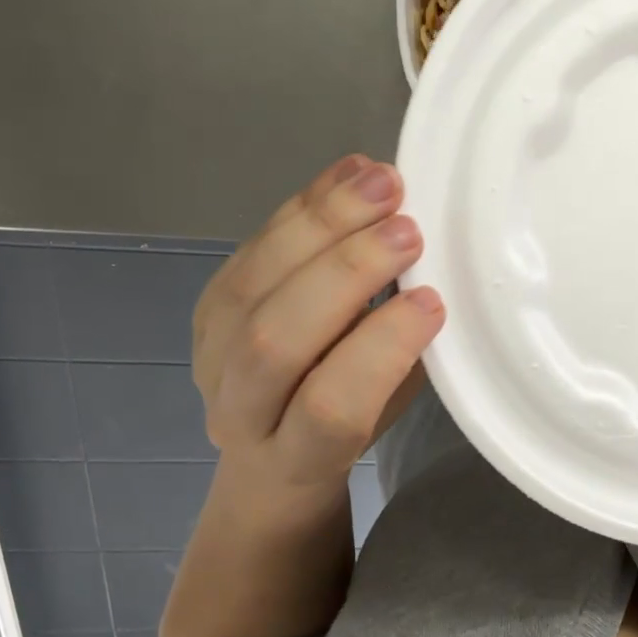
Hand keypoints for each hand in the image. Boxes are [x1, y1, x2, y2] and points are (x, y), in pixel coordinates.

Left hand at [192, 155, 444, 513]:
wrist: (268, 457)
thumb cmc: (348, 436)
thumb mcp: (384, 415)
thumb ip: (396, 359)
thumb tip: (421, 273)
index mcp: (296, 460)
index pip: (330, 407)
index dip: (378, 349)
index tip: (432, 301)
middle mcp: (240, 413)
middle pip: (277, 338)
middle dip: (345, 274)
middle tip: (406, 228)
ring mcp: (211, 358)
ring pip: (252, 287)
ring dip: (320, 225)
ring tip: (379, 183)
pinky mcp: (205, 312)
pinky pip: (248, 251)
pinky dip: (301, 208)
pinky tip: (347, 175)